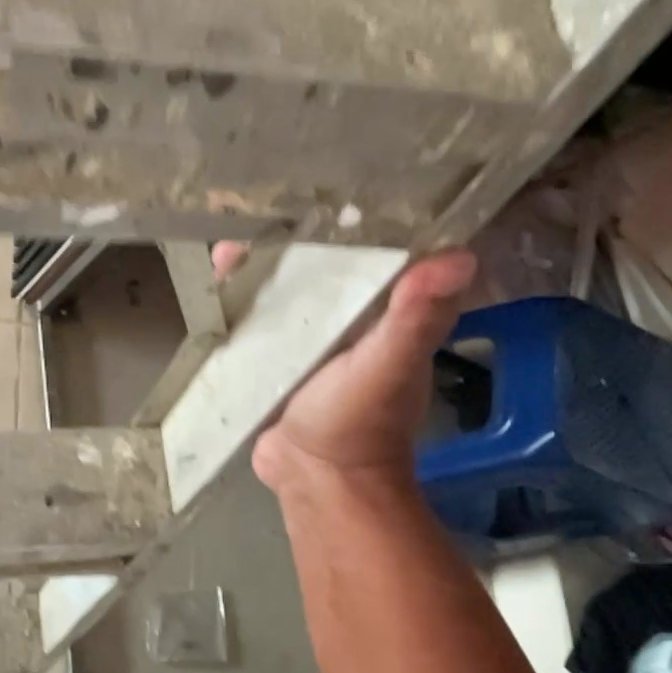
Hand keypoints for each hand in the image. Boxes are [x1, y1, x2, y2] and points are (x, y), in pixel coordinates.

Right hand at [211, 243, 476, 495]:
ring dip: (256, 268)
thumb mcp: (387, 366)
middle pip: (320, 265)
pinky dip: (238, 302)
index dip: (352, 220)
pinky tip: (213, 288)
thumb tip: (458, 257)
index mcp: (383, 309)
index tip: (322, 194)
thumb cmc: (357, 422)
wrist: (314, 479)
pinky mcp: (273, 357)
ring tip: (223, 251)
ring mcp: (307, 338)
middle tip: (253, 220)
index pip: (373, 250)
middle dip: (288, 240)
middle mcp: (348, 317)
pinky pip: (257, 320)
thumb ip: (414, 318)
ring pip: (282, 290)